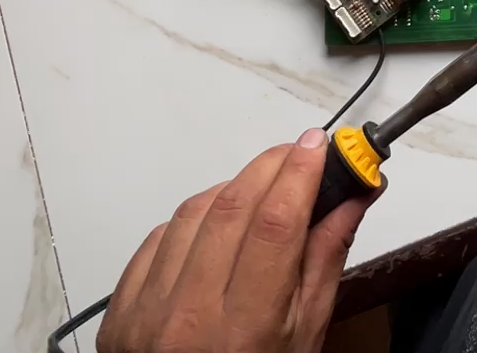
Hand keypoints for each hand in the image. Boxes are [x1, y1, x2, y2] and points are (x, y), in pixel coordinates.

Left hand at [99, 129, 375, 352]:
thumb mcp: (306, 334)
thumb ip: (327, 258)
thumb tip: (356, 192)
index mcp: (245, 328)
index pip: (275, 225)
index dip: (301, 173)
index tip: (319, 142)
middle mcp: (188, 316)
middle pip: (234, 206)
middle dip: (273, 164)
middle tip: (300, 151)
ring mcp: (145, 312)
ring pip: (195, 212)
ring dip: (237, 184)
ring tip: (264, 186)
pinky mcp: (120, 311)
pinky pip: (159, 237)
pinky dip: (195, 215)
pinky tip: (218, 221)